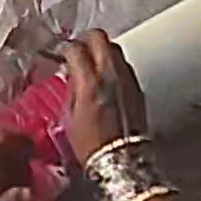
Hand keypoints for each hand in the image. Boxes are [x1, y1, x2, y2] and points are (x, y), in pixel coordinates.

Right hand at [62, 29, 148, 165]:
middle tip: (78, 48)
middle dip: (86, 39)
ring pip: (114, 47)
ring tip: (92, 62)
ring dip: (101, 50)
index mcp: (90, 82)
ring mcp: (127, 79)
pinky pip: (124, 64)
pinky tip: (107, 77)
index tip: (62, 54)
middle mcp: (110, 75)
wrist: (124, 164)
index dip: (66, 48)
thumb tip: (71, 75)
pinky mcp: (137, 87)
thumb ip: (71, 90)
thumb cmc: (93, 147)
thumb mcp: (70, 118)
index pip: (76, 48)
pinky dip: (113, 64)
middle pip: (99, 37)